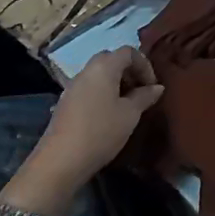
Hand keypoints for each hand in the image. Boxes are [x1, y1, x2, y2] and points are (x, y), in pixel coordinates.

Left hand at [3, 48, 162, 215]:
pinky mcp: (64, 103)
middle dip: (129, 72)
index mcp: (104, 66)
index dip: (145, 65)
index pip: (129, 52)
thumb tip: (157, 87)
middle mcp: (86, 70)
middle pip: (112, 60)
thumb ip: (145, 96)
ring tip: (126, 106)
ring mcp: (72, 87)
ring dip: (115, 84)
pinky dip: (102, 94)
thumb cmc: (100, 132)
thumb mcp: (130, 114)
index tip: (152, 87)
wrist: (58, 163)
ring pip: (99, 75)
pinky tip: (107, 116)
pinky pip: (88, 89)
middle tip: (140, 92)